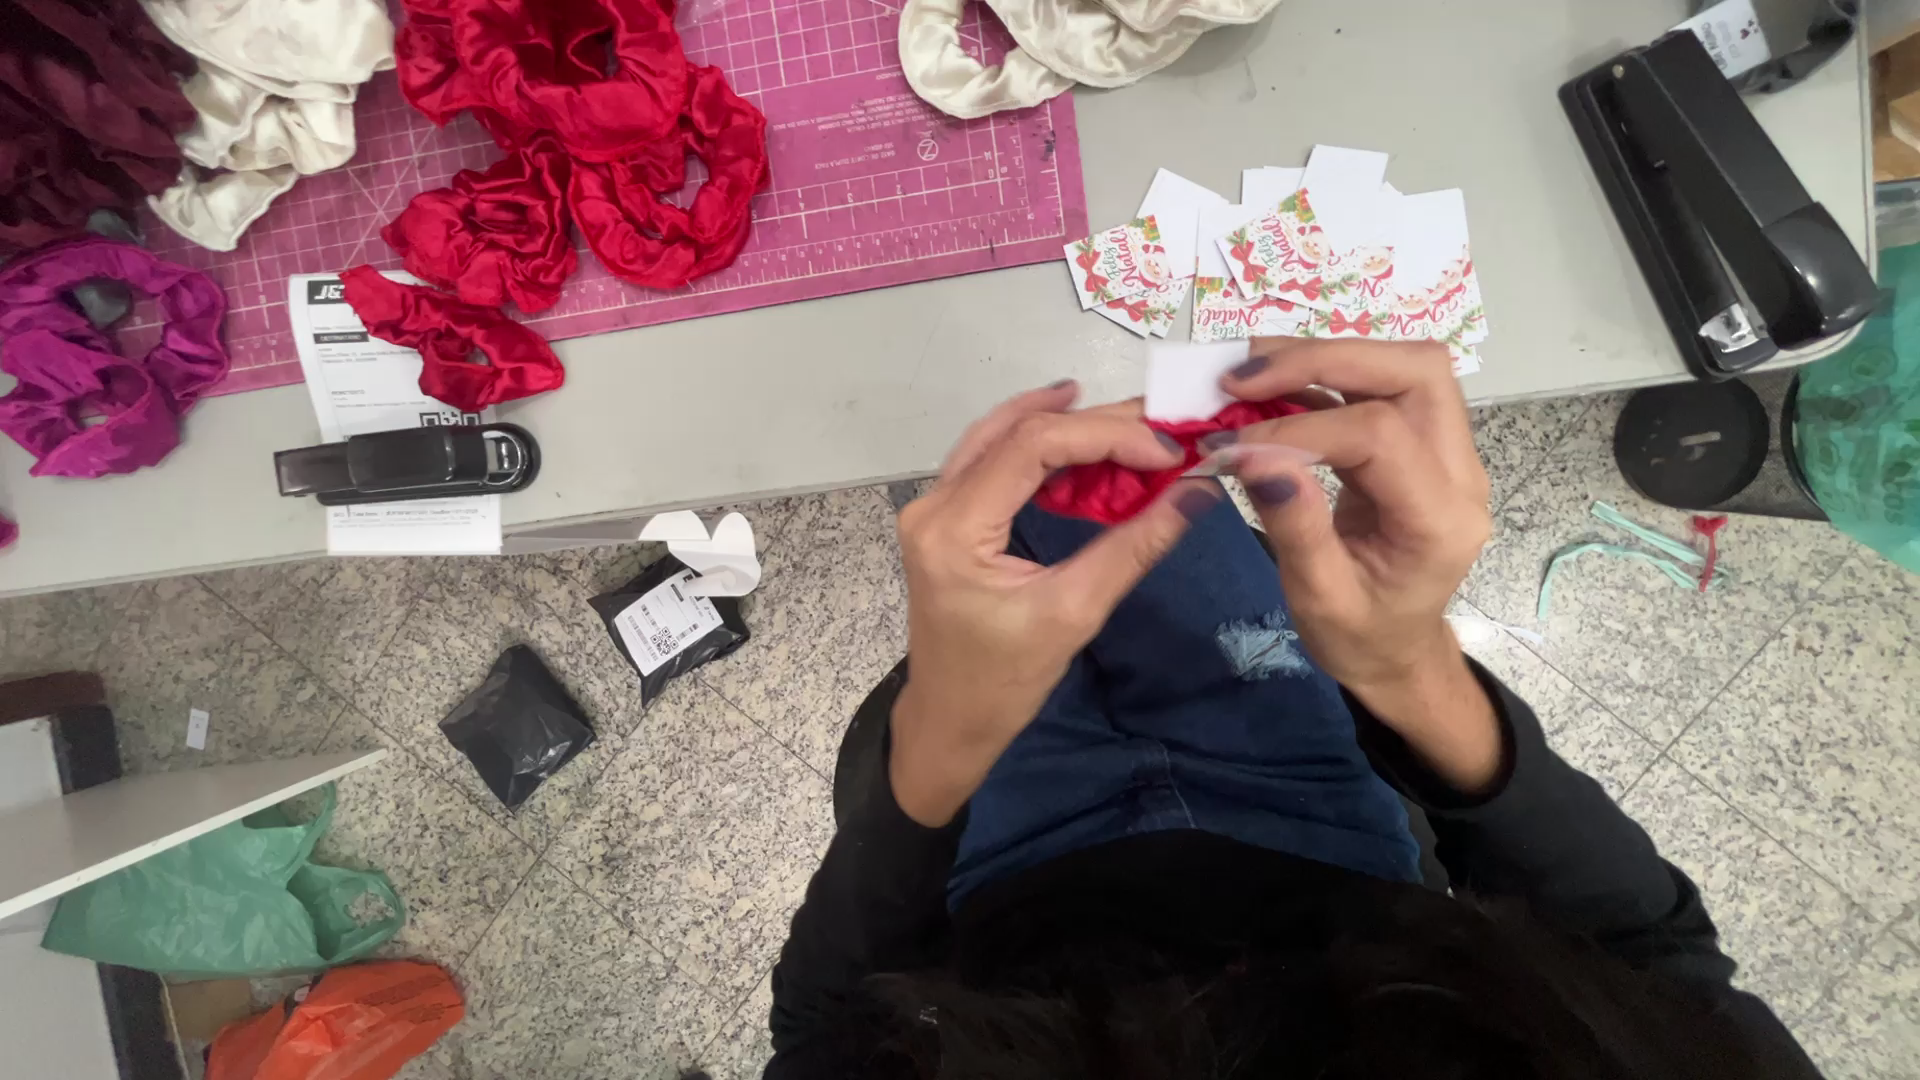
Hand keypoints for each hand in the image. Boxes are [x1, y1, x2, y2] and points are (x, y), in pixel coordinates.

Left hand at [890, 382, 1221, 825]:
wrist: (950, 719)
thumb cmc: (1005, 682)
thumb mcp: (1075, 612)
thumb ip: (1135, 545)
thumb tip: (1199, 490)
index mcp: (955, 529)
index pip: (1032, 447)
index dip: (1105, 434)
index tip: (1166, 450)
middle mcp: (933, 504)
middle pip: (1016, 433)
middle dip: (1093, 423)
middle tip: (1159, 424)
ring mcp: (932, 508)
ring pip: (999, 436)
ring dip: (1062, 425)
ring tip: (1127, 423)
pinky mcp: (944, 517)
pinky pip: (990, 459)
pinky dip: (1037, 446)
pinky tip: (1076, 438)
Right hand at [1215, 339, 1500, 791]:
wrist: (1395, 651)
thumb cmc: (1359, 635)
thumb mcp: (1318, 596)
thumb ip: (1294, 524)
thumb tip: (1251, 455)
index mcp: (1439, 519)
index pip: (1378, 436)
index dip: (1298, 430)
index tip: (1229, 445)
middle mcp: (1457, 471)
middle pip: (1413, 371)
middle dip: (1324, 359)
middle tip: (1242, 375)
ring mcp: (1441, 452)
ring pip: (1398, 366)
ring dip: (1320, 358)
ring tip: (1247, 369)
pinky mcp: (1412, 446)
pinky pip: (1374, 389)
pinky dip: (1317, 378)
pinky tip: (1267, 386)